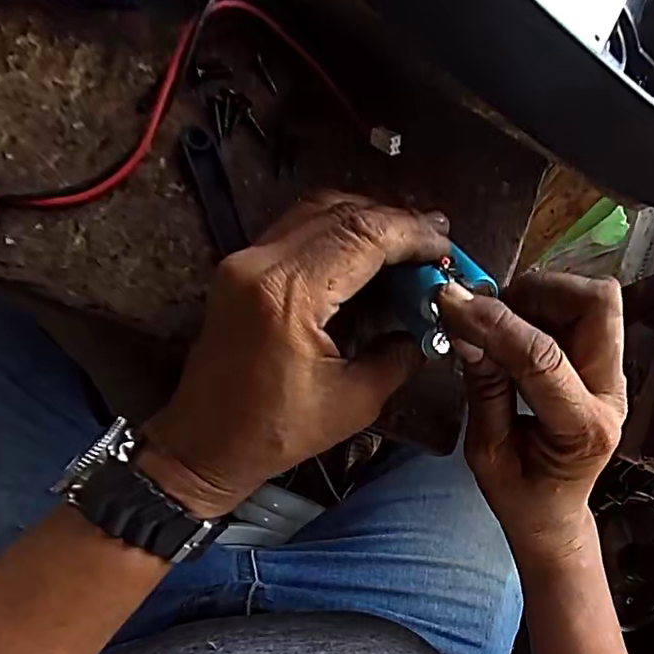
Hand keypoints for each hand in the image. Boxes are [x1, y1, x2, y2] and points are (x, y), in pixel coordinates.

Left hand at [143, 192, 450, 516]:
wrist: (207, 442)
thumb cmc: (277, 431)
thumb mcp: (357, 400)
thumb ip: (399, 355)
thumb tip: (430, 325)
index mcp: (288, 295)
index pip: (362, 236)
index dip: (412, 234)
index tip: (446, 246)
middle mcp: (260, 264)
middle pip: (341, 212)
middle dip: (397, 220)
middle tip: (437, 239)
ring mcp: (244, 261)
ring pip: (318, 211)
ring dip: (369, 220)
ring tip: (411, 242)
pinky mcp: (242, 269)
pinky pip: (300, 229)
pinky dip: (342, 232)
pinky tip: (371, 253)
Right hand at [437, 272, 625, 567]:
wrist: (554, 514)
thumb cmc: (522, 495)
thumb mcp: (487, 452)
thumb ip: (483, 387)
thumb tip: (464, 327)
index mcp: (582, 430)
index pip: (543, 357)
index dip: (494, 324)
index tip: (454, 303)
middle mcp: (610, 397)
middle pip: (598, 307)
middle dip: (541, 292)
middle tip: (495, 310)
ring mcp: (613, 380)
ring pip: (597, 303)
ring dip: (543, 297)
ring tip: (502, 322)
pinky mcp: (605, 369)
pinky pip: (585, 316)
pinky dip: (546, 308)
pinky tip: (517, 331)